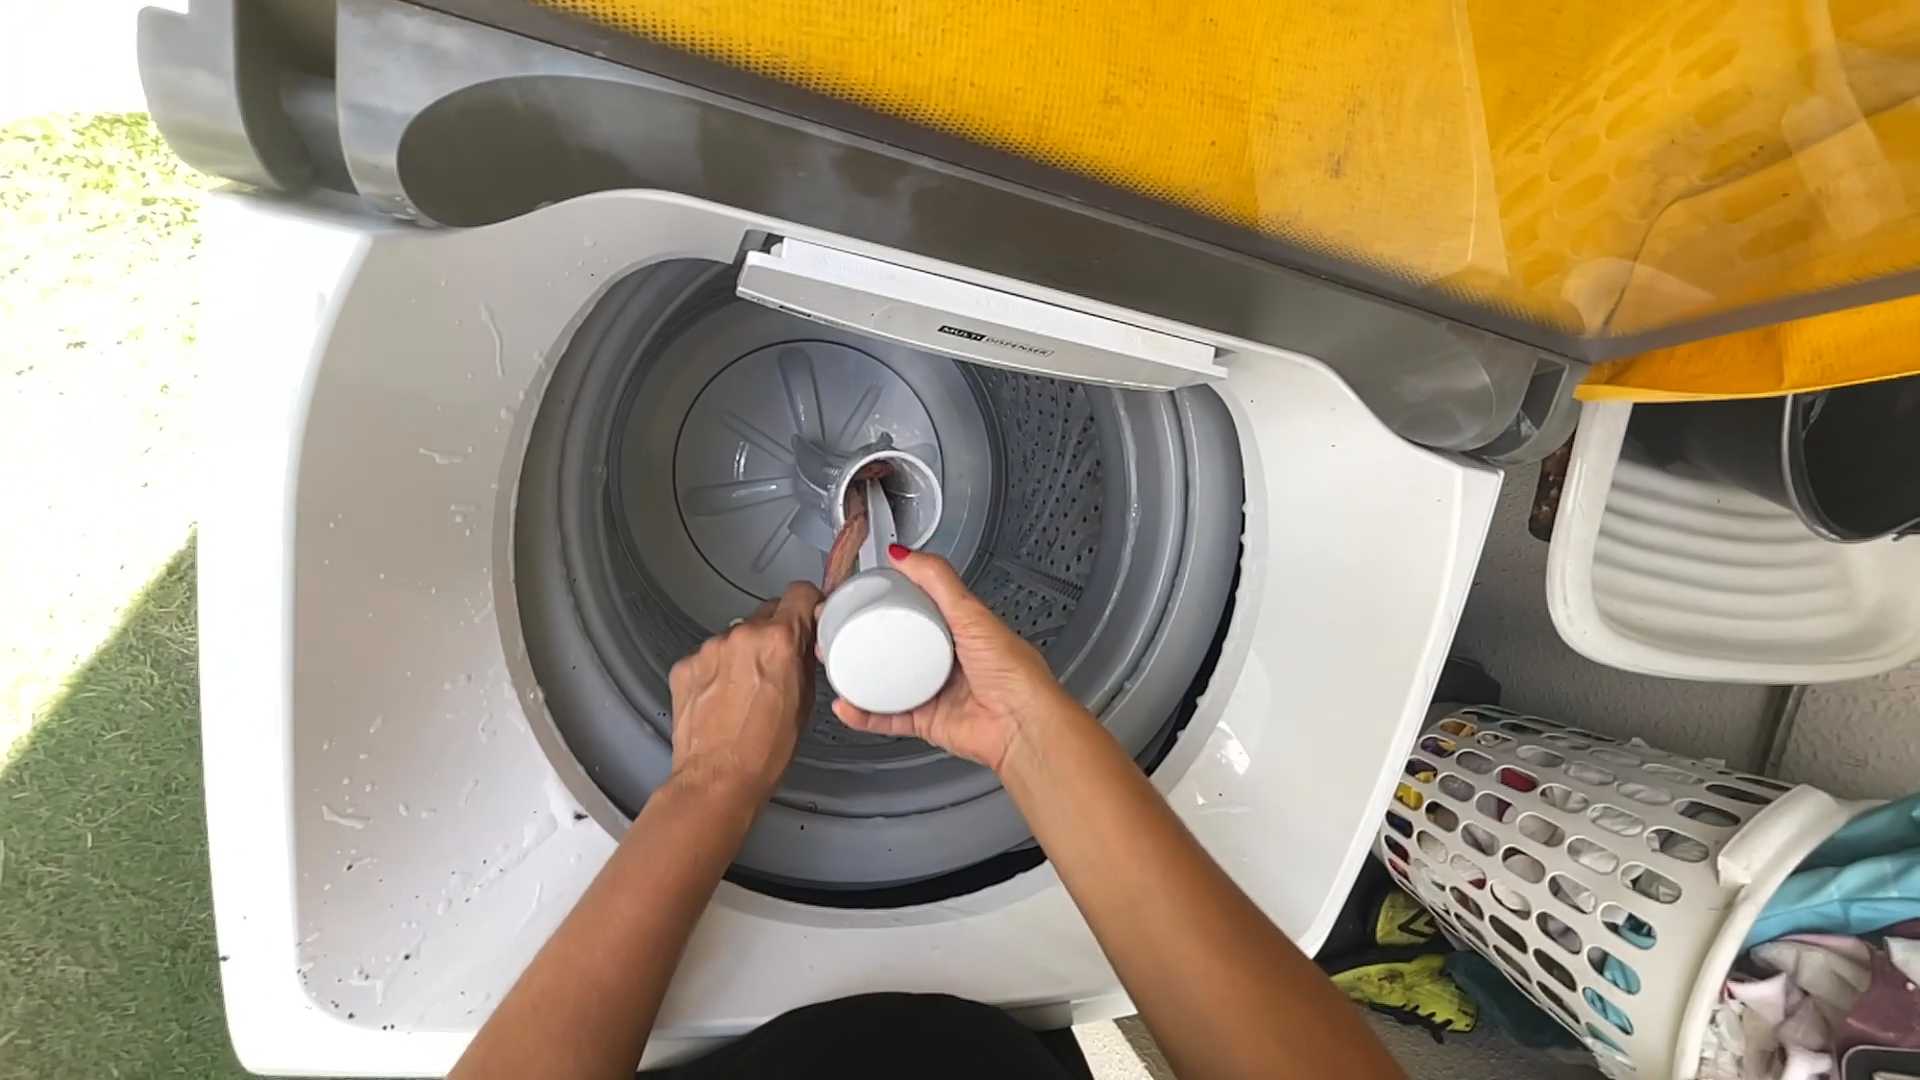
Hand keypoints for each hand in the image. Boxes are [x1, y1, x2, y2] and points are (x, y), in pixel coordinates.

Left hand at [668, 581, 823, 802]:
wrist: (718, 780)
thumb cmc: (765, 750)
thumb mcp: (805, 700)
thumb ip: (804, 660)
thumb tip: (805, 644)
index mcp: (778, 640)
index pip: (799, 593)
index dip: (807, 605)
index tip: (808, 615)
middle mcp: (742, 635)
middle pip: (767, 614)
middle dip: (775, 634)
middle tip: (779, 666)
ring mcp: (709, 649)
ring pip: (736, 636)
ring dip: (744, 654)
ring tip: (747, 692)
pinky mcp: (685, 666)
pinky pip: (710, 656)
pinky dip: (718, 671)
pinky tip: (723, 699)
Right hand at [832, 548, 1074, 772]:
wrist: (1022, 725)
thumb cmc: (1013, 671)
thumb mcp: (971, 613)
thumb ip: (938, 580)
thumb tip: (904, 554)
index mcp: (960, 629)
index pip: (916, 608)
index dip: (887, 601)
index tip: (859, 595)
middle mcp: (947, 659)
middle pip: (896, 646)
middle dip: (863, 640)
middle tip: (837, 630)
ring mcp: (936, 691)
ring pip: (887, 683)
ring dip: (858, 676)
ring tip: (834, 664)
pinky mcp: (928, 721)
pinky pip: (889, 717)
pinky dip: (865, 713)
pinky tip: (847, 705)